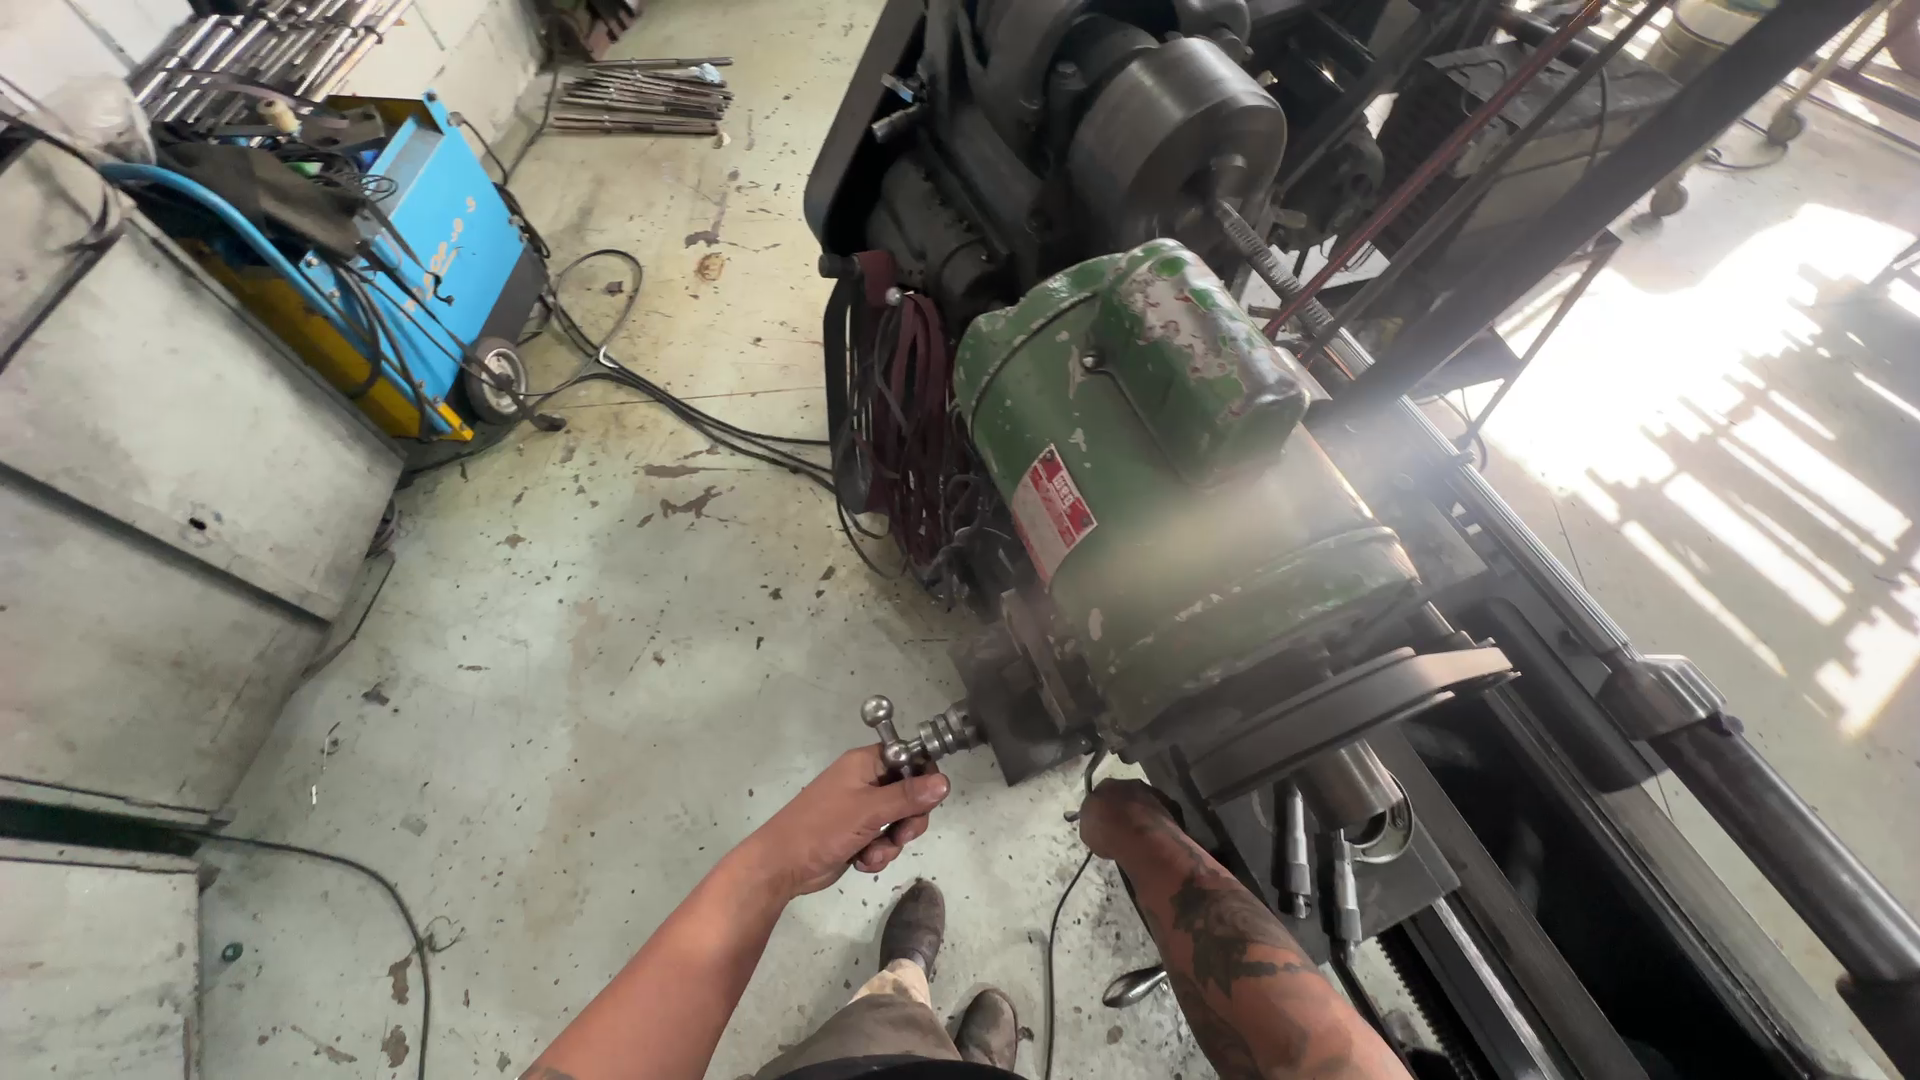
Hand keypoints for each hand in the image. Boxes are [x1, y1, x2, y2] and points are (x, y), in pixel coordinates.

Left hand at [741, 746, 950, 897]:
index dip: (923, 776)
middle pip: (910, 792)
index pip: (909, 758)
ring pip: (899, 820)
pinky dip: (879, 852)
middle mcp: (866, 781)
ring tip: (875, 851)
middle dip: (909, 818)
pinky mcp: (858, 833)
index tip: (927, 799)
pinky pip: (885, 839)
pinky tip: (864, 861)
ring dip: (893, 841)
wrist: (782, 866)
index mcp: (865, 763)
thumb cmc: (822, 828)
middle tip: (902, 833)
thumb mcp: (868, 811)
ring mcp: (862, 809)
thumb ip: (908, 796)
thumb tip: (945, 782)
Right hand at [1078, 778, 1179, 859]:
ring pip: (1145, 803)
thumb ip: (1092, 822)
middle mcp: (1129, 783)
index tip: (1104, 824)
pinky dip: (1158, 822)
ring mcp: (1151, 792)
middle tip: (1123, 829)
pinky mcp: (1170, 804)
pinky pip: (1162, 813)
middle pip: (1125, 795)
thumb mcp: (1087, 830)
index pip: (1102, 794)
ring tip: (1141, 836)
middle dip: (1124, 810)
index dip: (1103, 810)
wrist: (1137, 836)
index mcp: (1106, 785)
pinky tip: (1156, 837)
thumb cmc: (1106, 831)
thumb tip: (1097, 825)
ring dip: (1142, 815)